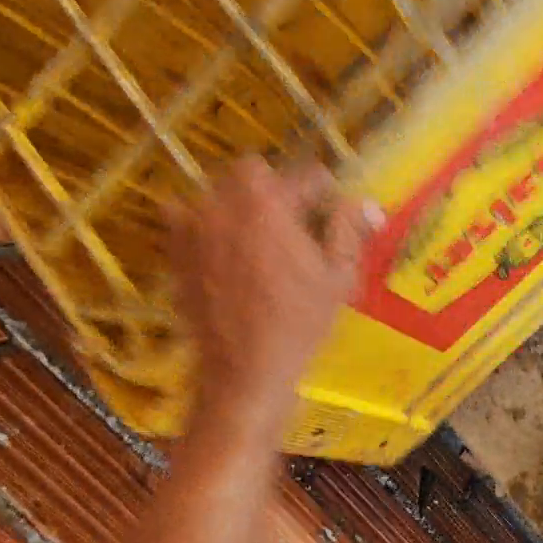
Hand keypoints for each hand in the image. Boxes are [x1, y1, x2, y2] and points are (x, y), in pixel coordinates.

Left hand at [167, 158, 378, 435]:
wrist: (245, 369)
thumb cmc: (299, 325)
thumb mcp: (336, 279)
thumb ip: (349, 232)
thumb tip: (368, 204)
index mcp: (267, 201)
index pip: (303, 174)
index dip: (323, 190)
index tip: (333, 211)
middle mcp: (222, 200)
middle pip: (254, 176)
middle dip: (277, 193)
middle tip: (296, 229)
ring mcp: (191, 224)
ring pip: (220, 196)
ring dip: (241, 209)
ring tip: (261, 245)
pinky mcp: (174, 250)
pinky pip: (189, 221)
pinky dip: (208, 228)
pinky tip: (227, 257)